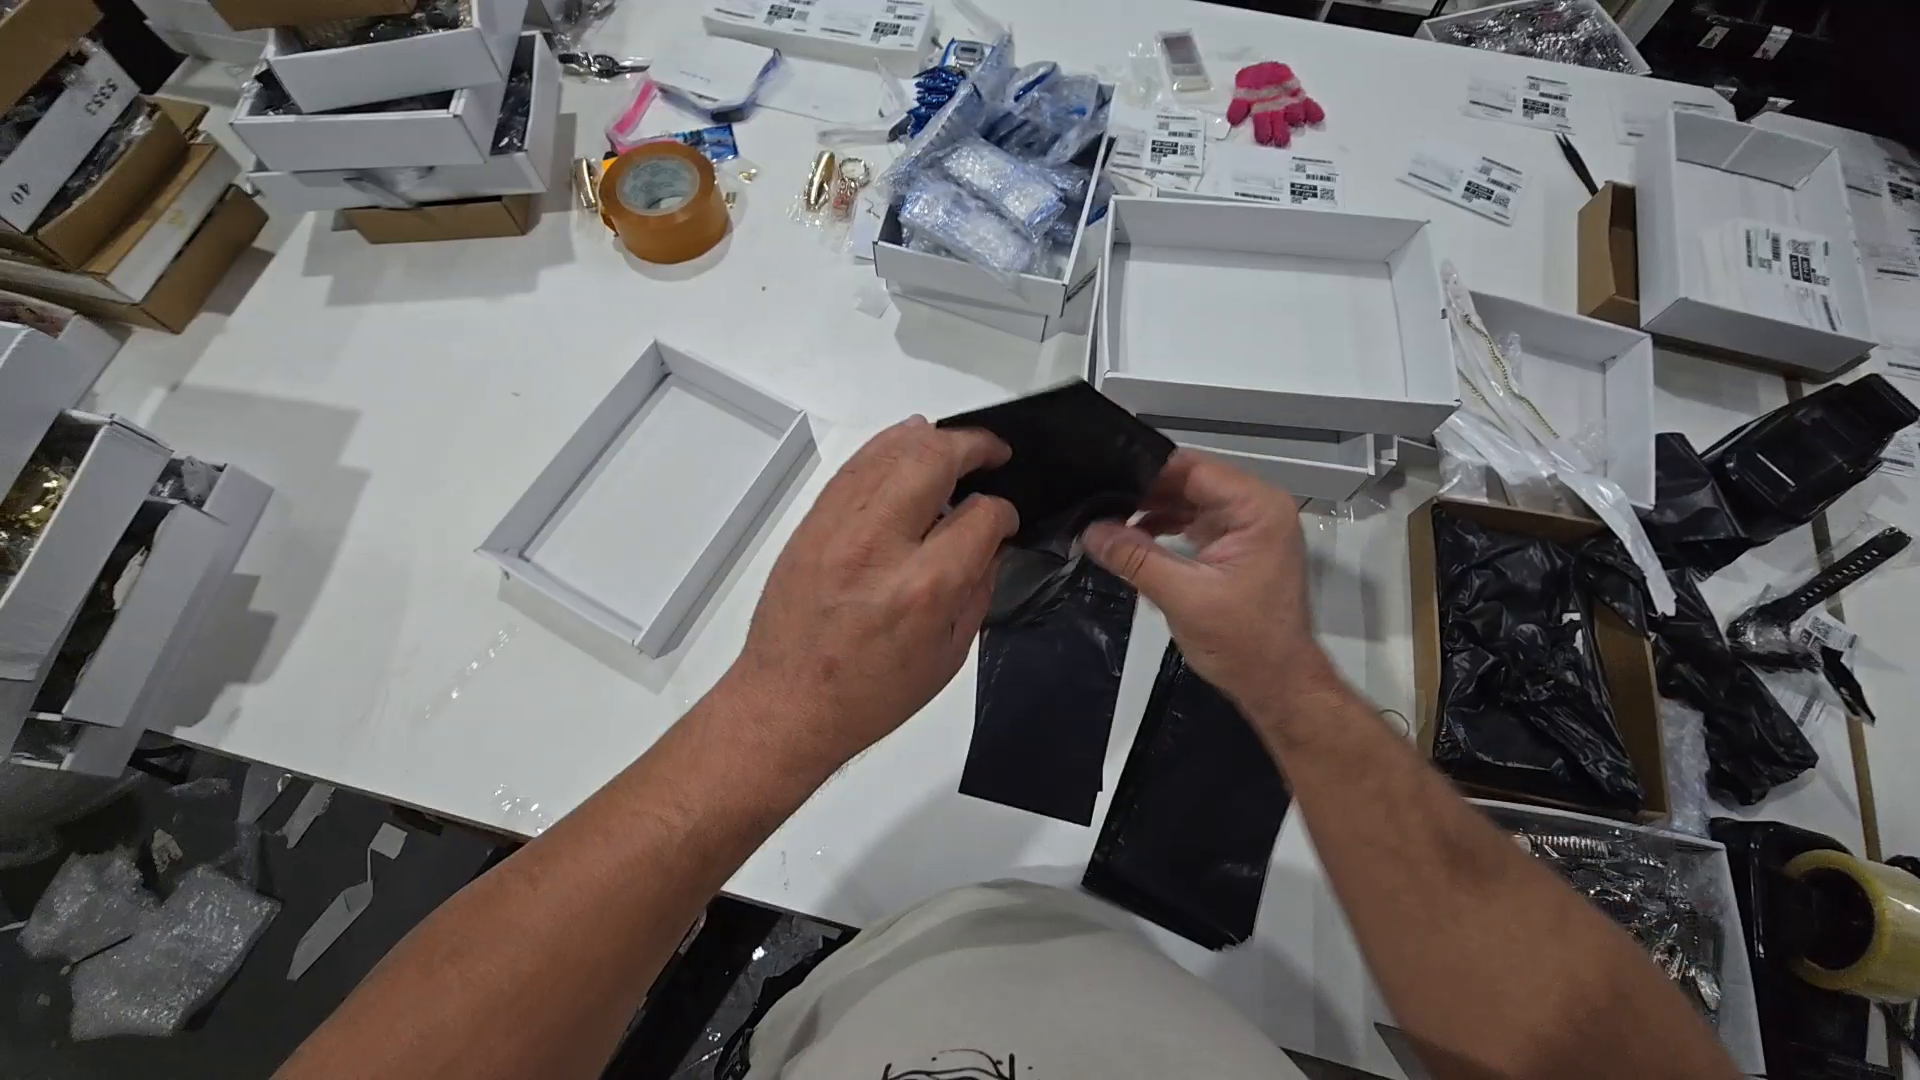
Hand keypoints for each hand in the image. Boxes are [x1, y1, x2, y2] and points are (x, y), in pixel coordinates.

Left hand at [730, 417, 1016, 770]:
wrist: (789, 701)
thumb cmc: (869, 692)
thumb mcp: (948, 655)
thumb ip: (977, 590)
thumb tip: (991, 544)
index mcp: (923, 587)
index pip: (981, 516)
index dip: (1003, 513)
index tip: (1004, 519)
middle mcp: (879, 545)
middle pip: (934, 458)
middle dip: (975, 446)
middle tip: (994, 452)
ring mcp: (839, 527)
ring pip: (891, 449)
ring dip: (932, 437)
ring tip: (955, 445)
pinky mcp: (812, 523)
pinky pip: (855, 464)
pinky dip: (888, 447)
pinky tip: (908, 448)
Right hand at [1082, 451, 1334, 713]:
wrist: (1279, 686)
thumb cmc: (1244, 642)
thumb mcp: (1183, 596)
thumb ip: (1135, 558)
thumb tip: (1090, 531)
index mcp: (1257, 508)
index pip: (1192, 468)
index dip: (1145, 472)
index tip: (1101, 478)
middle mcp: (1256, 507)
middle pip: (1189, 481)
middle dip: (1143, 492)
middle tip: (1094, 500)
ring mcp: (1247, 526)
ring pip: (1188, 500)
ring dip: (1150, 511)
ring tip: (1105, 518)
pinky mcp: (1235, 546)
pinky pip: (1193, 522)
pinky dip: (1163, 528)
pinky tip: (1131, 539)